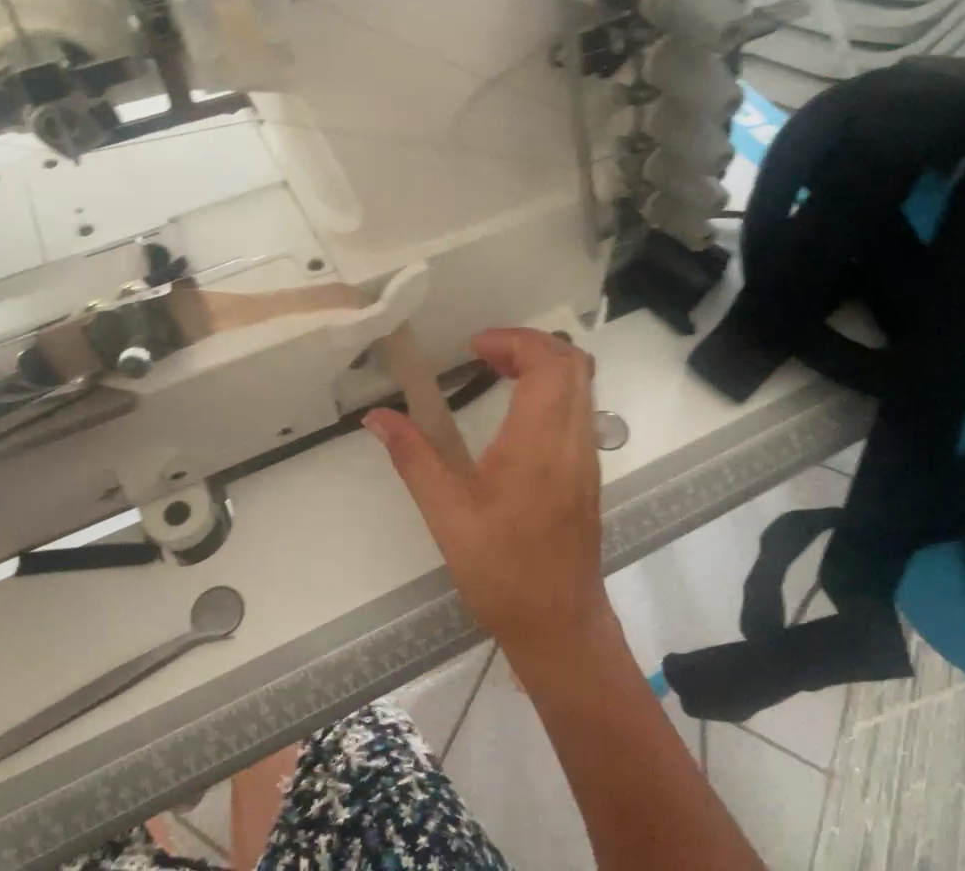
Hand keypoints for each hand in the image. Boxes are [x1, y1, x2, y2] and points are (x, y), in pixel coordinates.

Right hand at [364, 328, 607, 657]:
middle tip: (486, 353)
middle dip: (531, 344)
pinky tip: (515, 416)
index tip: (474, 347)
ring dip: (544, 366)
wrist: (559, 624)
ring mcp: (587, 458)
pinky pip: (580, 411)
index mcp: (540, 442)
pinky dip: (553, 392)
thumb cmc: (501, 571)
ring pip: (582, 386)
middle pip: (573, 363)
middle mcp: (573, 440)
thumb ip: (413, 456)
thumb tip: (377, 417)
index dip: (514, 340)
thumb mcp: (446, 513)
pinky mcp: (588, 475)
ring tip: (497, 374)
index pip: (547, 362)